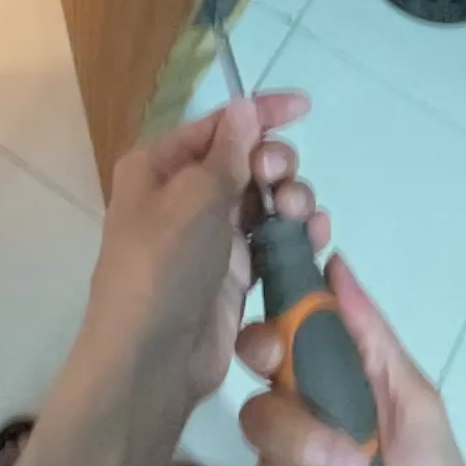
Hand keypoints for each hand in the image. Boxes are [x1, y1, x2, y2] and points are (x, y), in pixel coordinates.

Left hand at [89, 91, 311, 401]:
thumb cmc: (163, 265)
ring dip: (289, 196)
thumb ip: (227, 153)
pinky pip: (272, 235)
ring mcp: (211, 232)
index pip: (218, 125)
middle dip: (273, 162)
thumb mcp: (193, 199)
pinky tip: (313, 233)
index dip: (261, 111)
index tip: (304, 105)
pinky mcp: (235, 268)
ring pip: (264, 196)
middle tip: (277, 182)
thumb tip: (245, 108)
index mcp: (161, 165)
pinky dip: (294, 230)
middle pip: (245, 158)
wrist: (151, 360)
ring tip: (297, 215)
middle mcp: (185, 192)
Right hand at [237, 255, 465, 465]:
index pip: (275, 347)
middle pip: (257, 398)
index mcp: (324, 391)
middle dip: (287, 419)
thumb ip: (372, 336)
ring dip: (316, 463)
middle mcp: (293, 429)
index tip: (275, 343)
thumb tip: (335, 262)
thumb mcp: (416, 406)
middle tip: (313, 426)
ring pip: (266, 451)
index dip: (266, 335)